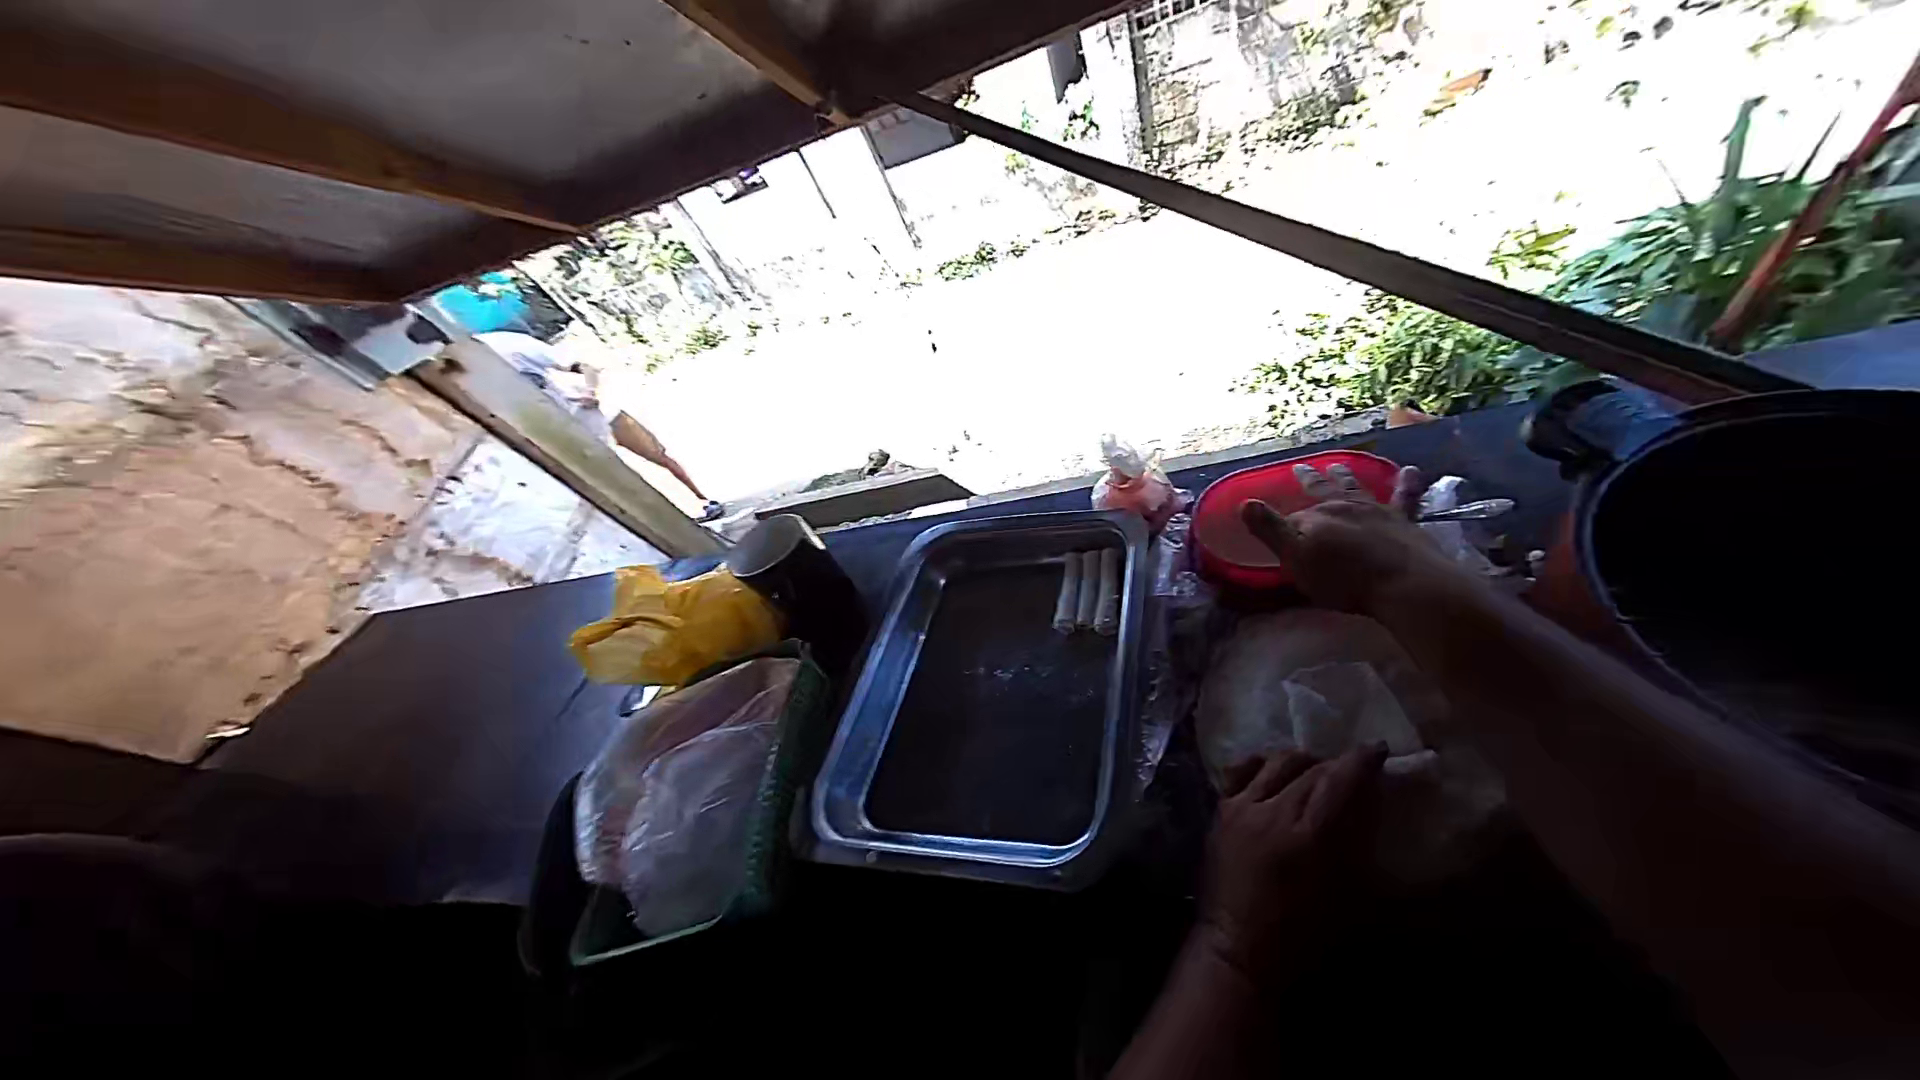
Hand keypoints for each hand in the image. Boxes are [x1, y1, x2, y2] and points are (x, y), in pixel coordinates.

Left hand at [1197, 745, 1385, 982]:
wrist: (1239, 948)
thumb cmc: (1304, 937)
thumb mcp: (1350, 899)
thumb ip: (1360, 848)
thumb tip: (1372, 812)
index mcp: (1308, 835)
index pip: (1338, 781)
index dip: (1360, 761)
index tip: (1377, 749)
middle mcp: (1271, 810)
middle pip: (1309, 769)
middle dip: (1335, 763)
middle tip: (1353, 768)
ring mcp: (1240, 806)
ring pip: (1274, 762)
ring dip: (1300, 760)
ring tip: (1316, 769)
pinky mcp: (1220, 811)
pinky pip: (1240, 771)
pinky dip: (1261, 764)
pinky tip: (1272, 769)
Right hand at [1240, 464, 1469, 614]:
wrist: (1405, 584)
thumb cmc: (1344, 578)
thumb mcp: (1296, 558)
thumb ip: (1270, 530)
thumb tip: (1245, 503)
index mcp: (1314, 518)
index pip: (1292, 517)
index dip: (1280, 520)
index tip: (1268, 513)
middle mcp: (1342, 507)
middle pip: (1322, 491)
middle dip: (1310, 480)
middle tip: (1302, 468)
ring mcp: (1375, 511)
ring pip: (1355, 487)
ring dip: (1345, 475)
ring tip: (1338, 465)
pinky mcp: (1404, 521)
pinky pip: (1405, 496)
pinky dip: (1406, 483)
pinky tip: (1410, 471)